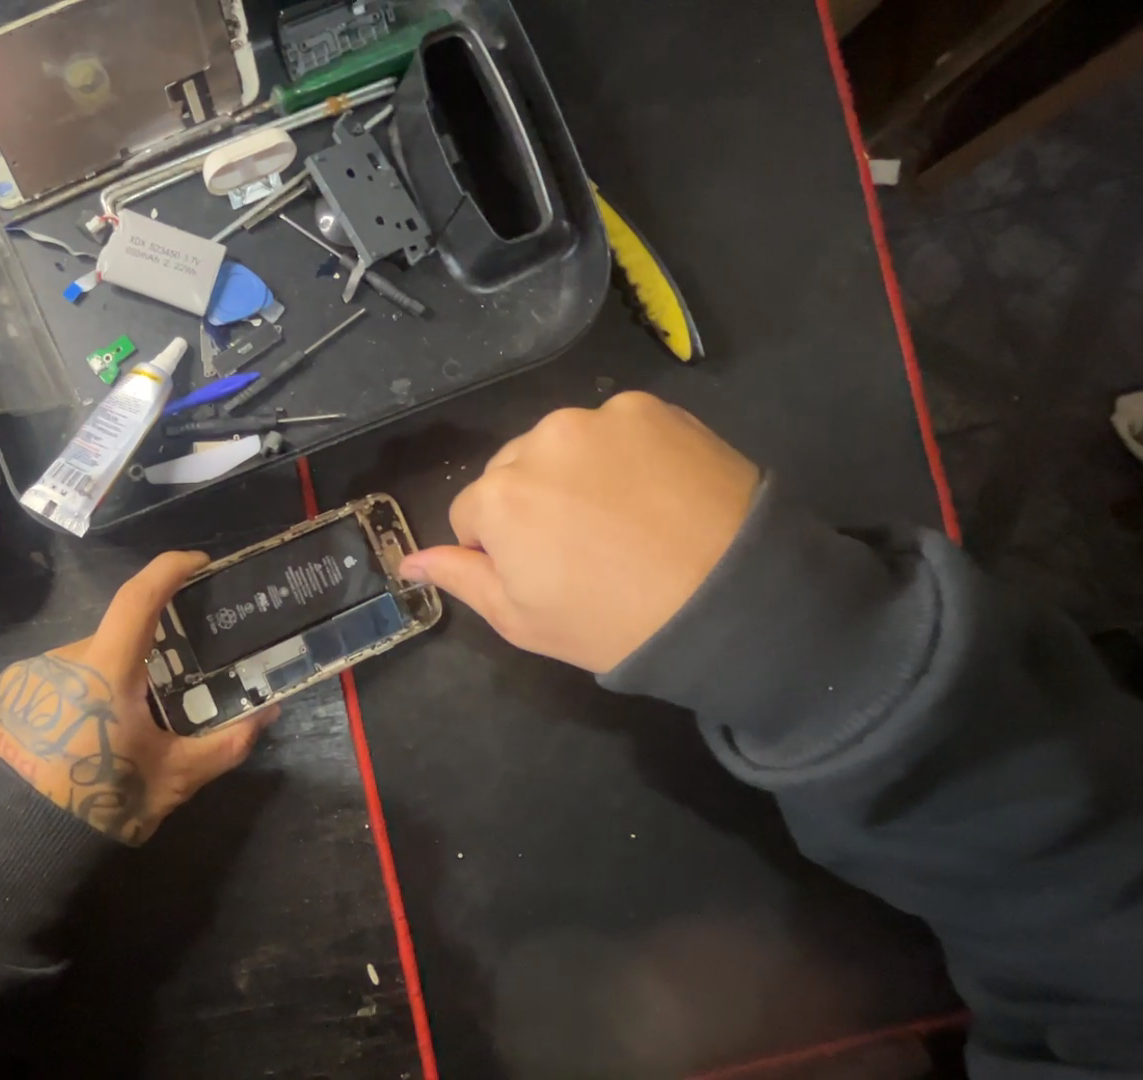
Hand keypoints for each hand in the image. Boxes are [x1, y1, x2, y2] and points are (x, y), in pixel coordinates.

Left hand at [0, 552, 277, 844]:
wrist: (17, 846)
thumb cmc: (101, 805)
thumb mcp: (173, 778)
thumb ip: (225, 742)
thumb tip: (268, 711)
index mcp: (105, 671)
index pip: (139, 598)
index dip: (170, 570)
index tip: (199, 563)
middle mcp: (62, 660)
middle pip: (117, 637)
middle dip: (146, 655)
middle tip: (169, 692)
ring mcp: (28, 675)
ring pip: (87, 659)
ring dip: (111, 678)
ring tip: (125, 727)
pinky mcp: (7, 693)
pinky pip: (57, 679)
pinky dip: (81, 693)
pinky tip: (86, 734)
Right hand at [398, 392, 758, 673]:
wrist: (735, 602)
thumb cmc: (612, 621)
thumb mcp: (520, 618)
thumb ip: (458, 578)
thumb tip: (407, 559)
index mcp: (498, 497)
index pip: (470, 513)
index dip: (499, 547)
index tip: (542, 571)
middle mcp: (538, 442)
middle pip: (510, 472)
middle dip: (530, 503)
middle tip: (582, 545)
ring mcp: (599, 419)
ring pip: (558, 446)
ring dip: (571, 473)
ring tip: (620, 517)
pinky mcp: (651, 407)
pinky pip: (611, 429)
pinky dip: (620, 454)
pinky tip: (651, 491)